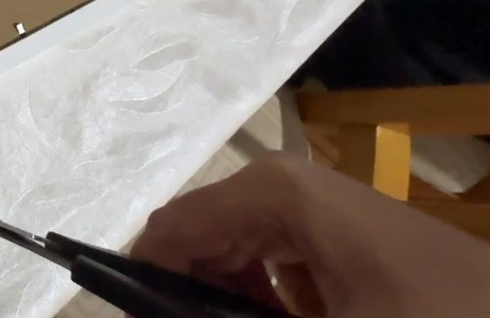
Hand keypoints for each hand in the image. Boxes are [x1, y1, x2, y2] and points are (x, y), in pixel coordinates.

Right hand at [132, 155, 489, 316]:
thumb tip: (148, 317)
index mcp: (272, 191)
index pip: (173, 226)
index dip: (148, 277)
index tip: (138, 317)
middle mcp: (284, 185)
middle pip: (204, 236)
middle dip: (198, 291)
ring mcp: (321, 206)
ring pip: (241, 251)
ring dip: (237, 299)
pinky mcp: (351, 233)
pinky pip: (284, 260)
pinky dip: (277, 299)